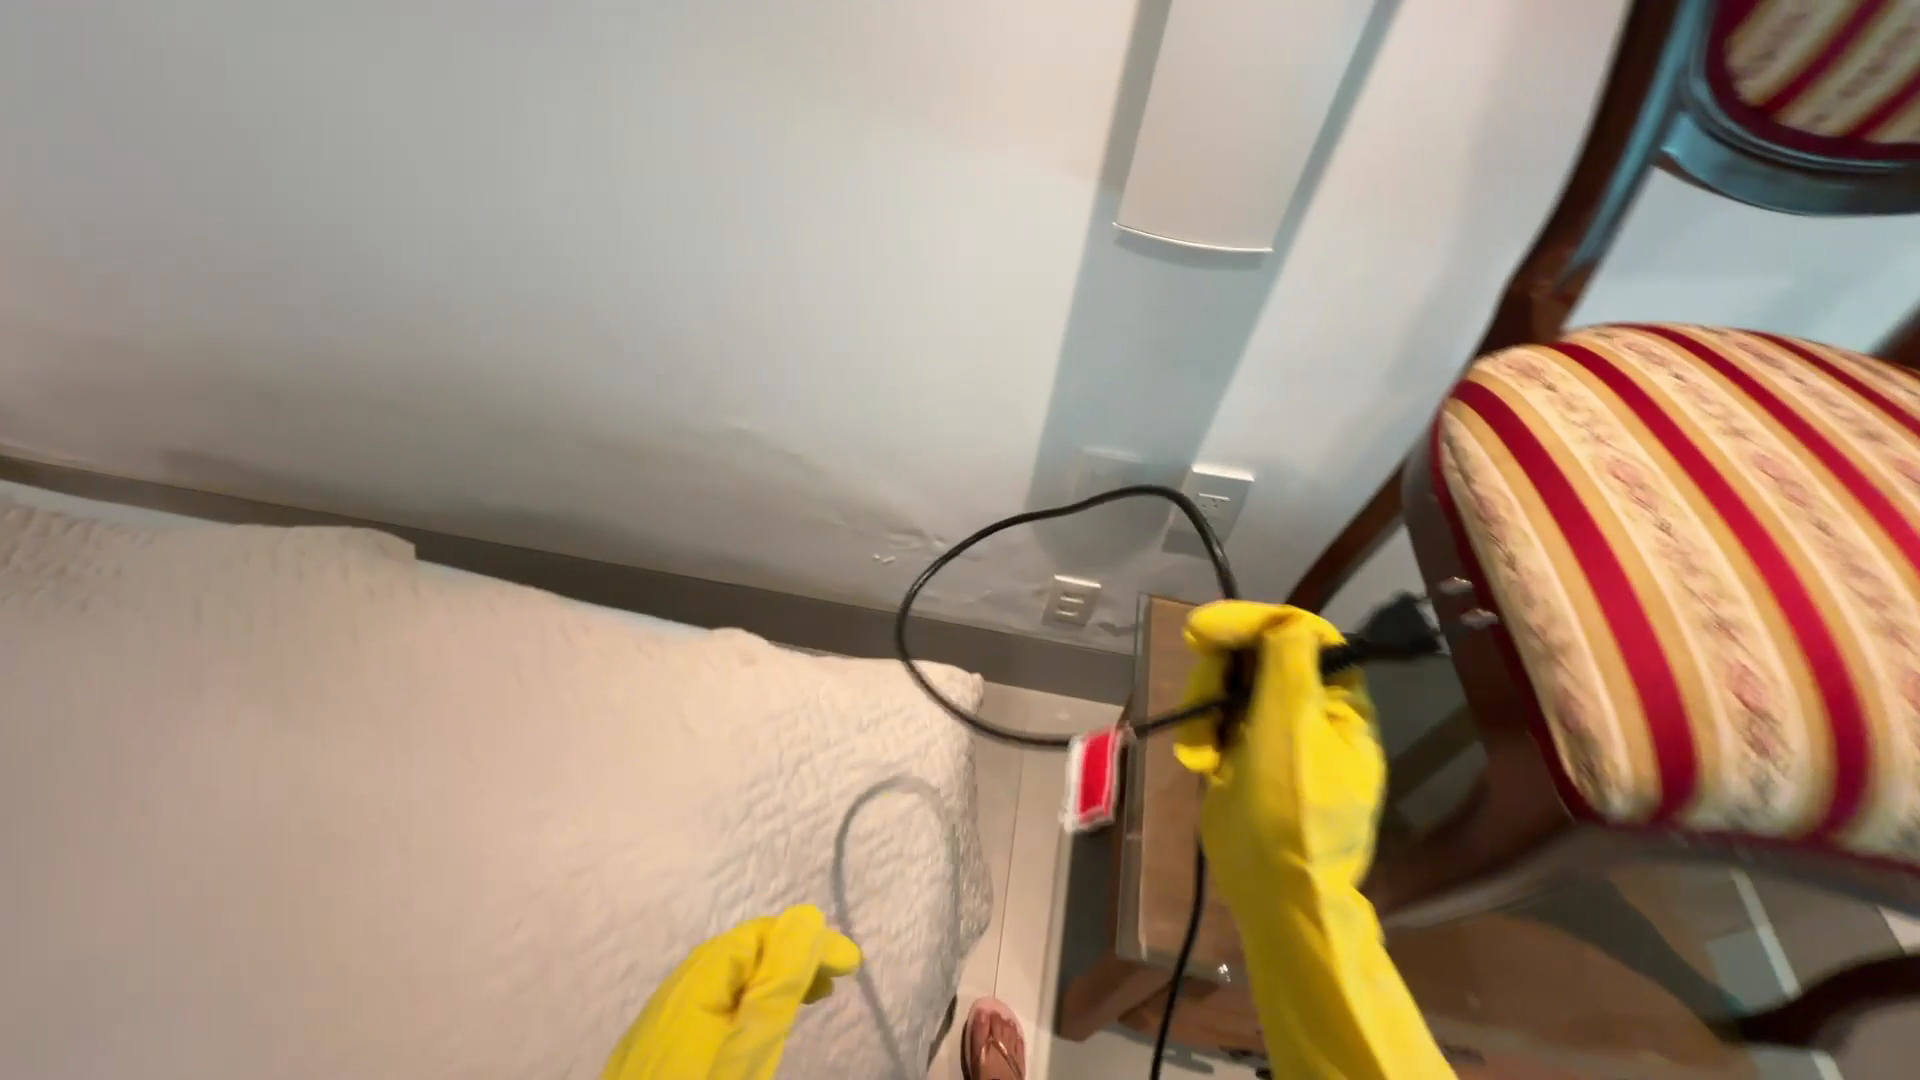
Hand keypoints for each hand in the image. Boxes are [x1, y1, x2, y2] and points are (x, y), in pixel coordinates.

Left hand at [601, 904, 861, 1079]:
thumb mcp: (747, 1057)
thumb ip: (775, 991)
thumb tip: (806, 919)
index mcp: (686, 996)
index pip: (750, 941)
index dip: (804, 942)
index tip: (851, 964)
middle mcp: (665, 1007)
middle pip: (734, 958)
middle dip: (790, 956)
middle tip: (838, 976)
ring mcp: (655, 1040)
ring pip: (720, 985)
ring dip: (772, 980)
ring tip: (814, 996)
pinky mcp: (656, 1067)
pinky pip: (708, 1013)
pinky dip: (747, 1007)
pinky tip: (760, 1029)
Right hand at [1173, 602, 1385, 906]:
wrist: (1276, 896)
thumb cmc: (1291, 812)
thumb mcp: (1292, 730)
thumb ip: (1289, 667)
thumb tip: (1284, 621)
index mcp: (1340, 703)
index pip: (1300, 634)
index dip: (1252, 622)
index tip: (1203, 630)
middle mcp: (1312, 712)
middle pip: (1256, 658)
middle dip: (1219, 676)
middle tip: (1198, 702)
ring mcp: (1277, 735)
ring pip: (1229, 689)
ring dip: (1204, 712)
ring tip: (1198, 753)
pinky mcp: (1246, 757)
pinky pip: (1217, 724)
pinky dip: (1202, 739)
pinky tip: (1200, 766)